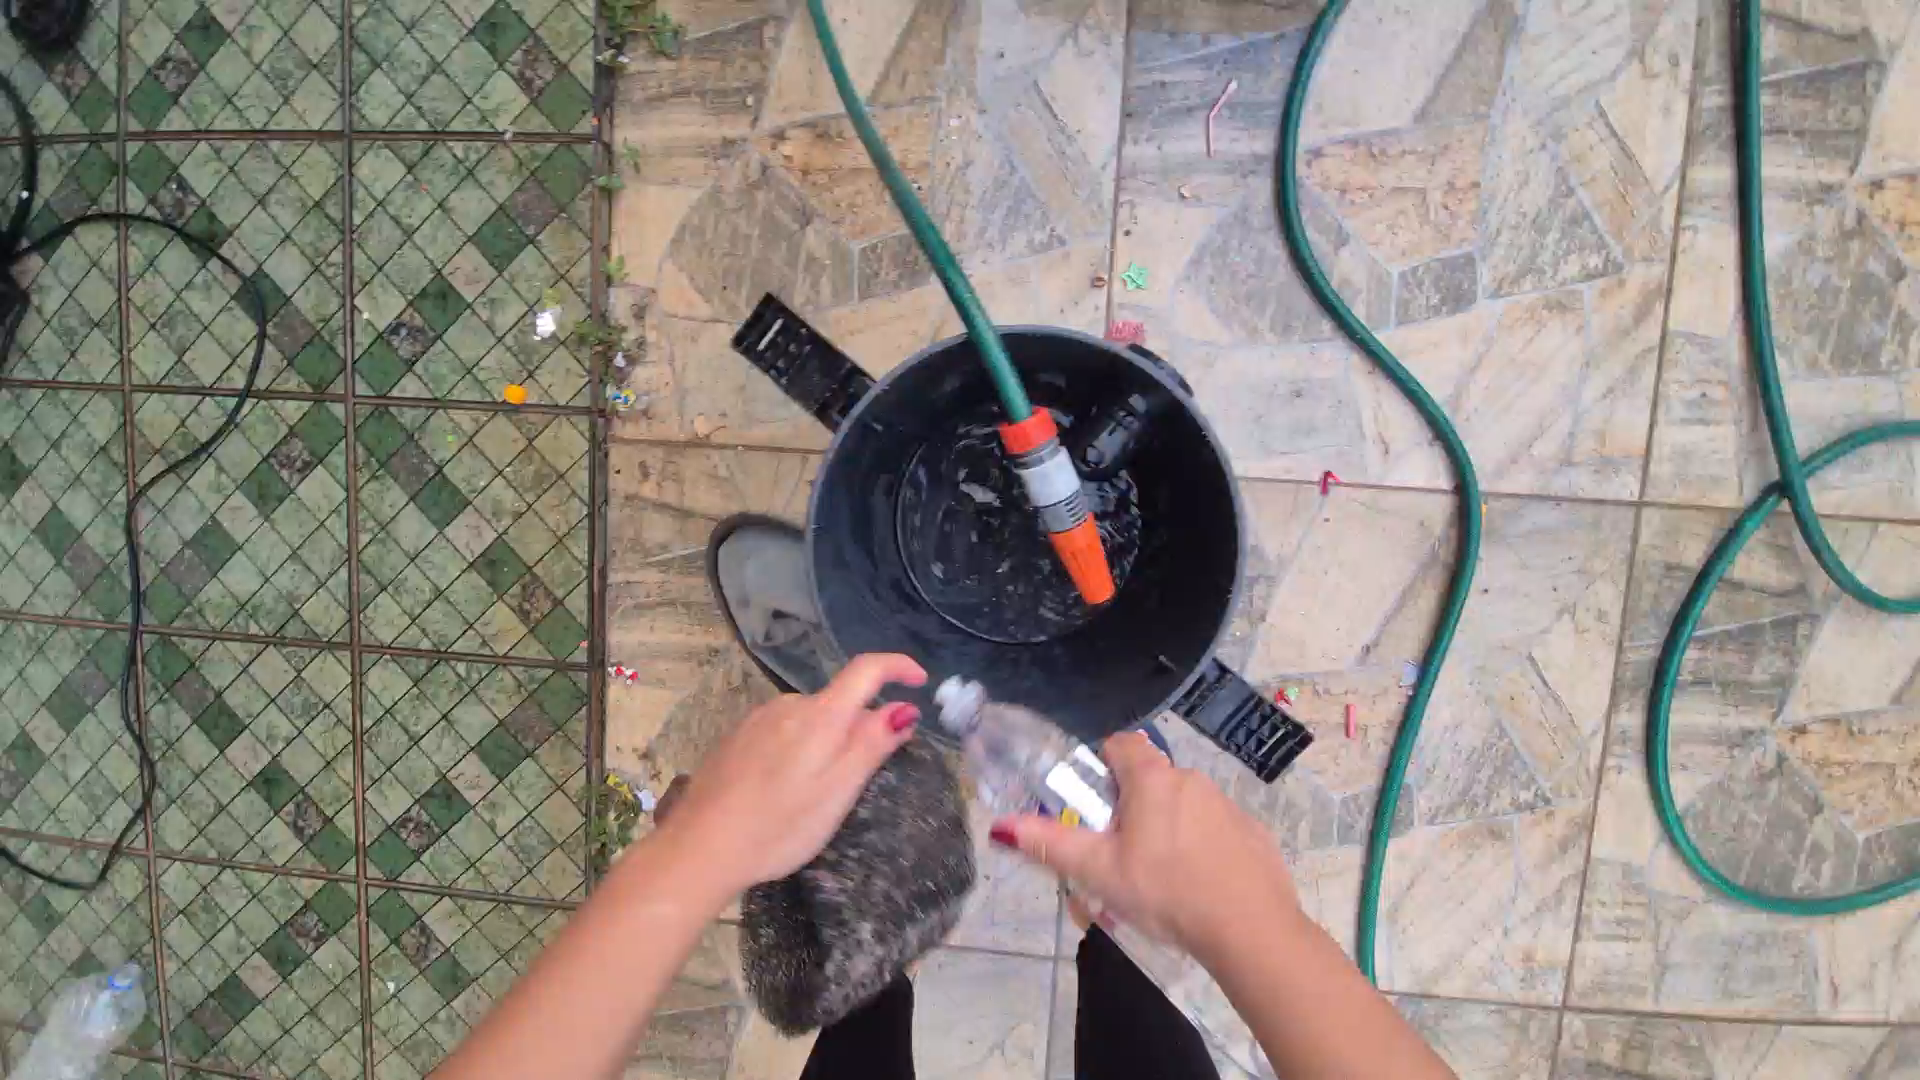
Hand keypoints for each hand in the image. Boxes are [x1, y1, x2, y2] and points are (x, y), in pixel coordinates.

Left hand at [655, 653, 927, 895]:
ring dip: (826, 743)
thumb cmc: (777, 827)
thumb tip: (904, 708)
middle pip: (840, 701)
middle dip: (859, 728)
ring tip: (813, 796)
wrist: (698, 849)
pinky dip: (799, 749)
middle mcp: (790, 704)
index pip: (867, 670)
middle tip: (855, 782)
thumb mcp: (837, 792)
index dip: (898, 667)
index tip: (920, 682)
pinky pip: (785, 730)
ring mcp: (760, 718)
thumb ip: (872, 744)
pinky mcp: (739, 735)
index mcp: (821, 716)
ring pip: (812, 719)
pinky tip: (782, 790)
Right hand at [989, 731, 1303, 959]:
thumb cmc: (1165, 892)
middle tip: (1122, 857)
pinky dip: (1203, 847)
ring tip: (1161, 880)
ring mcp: (1226, 804)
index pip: (1120, 744)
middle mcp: (1190, 779)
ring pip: (1183, 805)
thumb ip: (1050, 844)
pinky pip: (1215, 829)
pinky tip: (1200, 887)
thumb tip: (1000, 825)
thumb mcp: (1099, 872)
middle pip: (1149, 780)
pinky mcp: (1252, 832)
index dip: (1103, 767)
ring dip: (1167, 828)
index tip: (1099, 808)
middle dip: (1132, 809)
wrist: (1251, 931)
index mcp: (1151, 779)